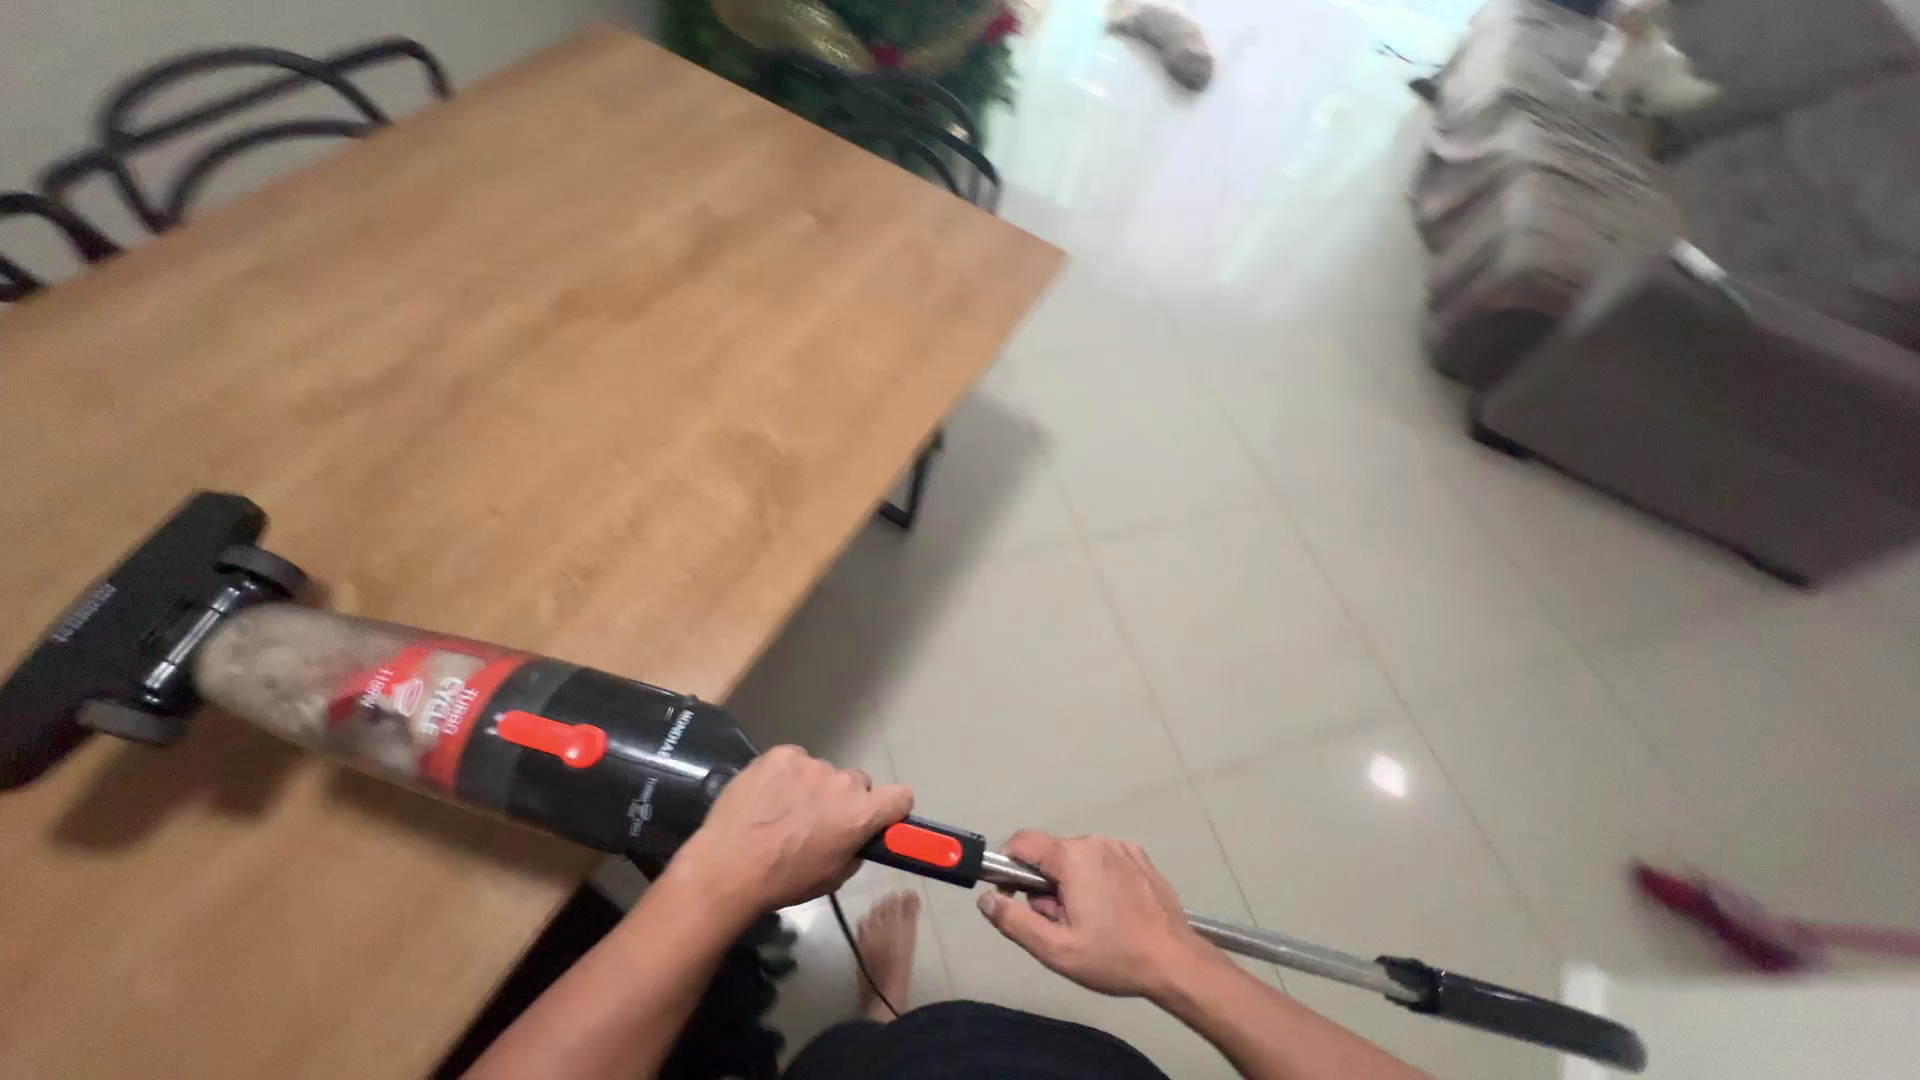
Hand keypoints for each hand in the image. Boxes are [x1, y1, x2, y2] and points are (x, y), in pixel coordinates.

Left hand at [668, 745, 912, 917]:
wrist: (728, 867)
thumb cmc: (783, 880)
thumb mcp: (832, 878)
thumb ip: (854, 849)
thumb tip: (854, 837)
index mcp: (860, 813)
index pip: (901, 796)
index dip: (892, 807)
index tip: (877, 817)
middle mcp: (841, 782)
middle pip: (857, 783)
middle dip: (844, 799)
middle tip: (817, 821)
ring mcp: (809, 763)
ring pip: (821, 772)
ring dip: (811, 787)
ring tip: (781, 811)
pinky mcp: (779, 754)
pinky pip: (793, 761)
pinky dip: (785, 775)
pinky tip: (766, 796)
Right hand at [977, 830, 1221, 999]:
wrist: (1176, 962)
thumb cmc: (1113, 956)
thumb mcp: (1056, 949)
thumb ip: (1014, 921)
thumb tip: (985, 898)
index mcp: (1072, 857)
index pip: (1022, 841)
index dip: (1007, 865)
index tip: (1011, 895)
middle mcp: (1095, 842)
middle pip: (1050, 854)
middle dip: (1045, 886)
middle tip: (1061, 924)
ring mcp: (1121, 846)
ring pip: (1077, 858)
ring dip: (1071, 884)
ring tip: (1090, 923)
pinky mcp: (1140, 857)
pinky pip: (1102, 861)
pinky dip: (1097, 880)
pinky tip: (1112, 912)